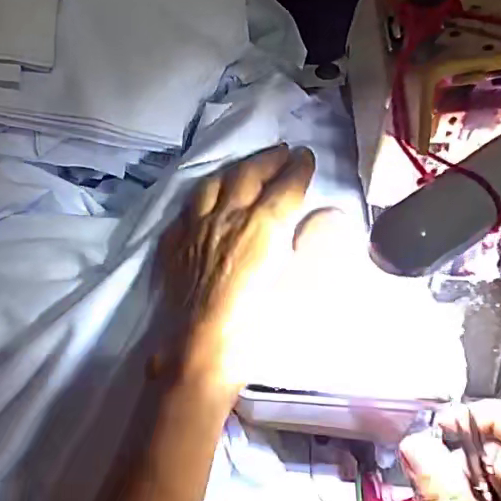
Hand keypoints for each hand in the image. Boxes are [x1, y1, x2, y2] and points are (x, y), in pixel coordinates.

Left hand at [158, 144, 313, 389]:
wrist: (198, 349)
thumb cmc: (256, 328)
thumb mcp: (299, 290)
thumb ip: (315, 249)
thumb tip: (327, 217)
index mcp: (262, 225)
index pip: (285, 185)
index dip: (297, 168)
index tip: (305, 156)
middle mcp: (226, 217)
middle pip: (247, 174)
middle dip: (267, 159)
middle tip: (281, 151)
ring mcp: (194, 228)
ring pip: (212, 185)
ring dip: (233, 170)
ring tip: (245, 167)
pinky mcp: (173, 244)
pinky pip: (187, 209)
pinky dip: (203, 197)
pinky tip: (206, 201)